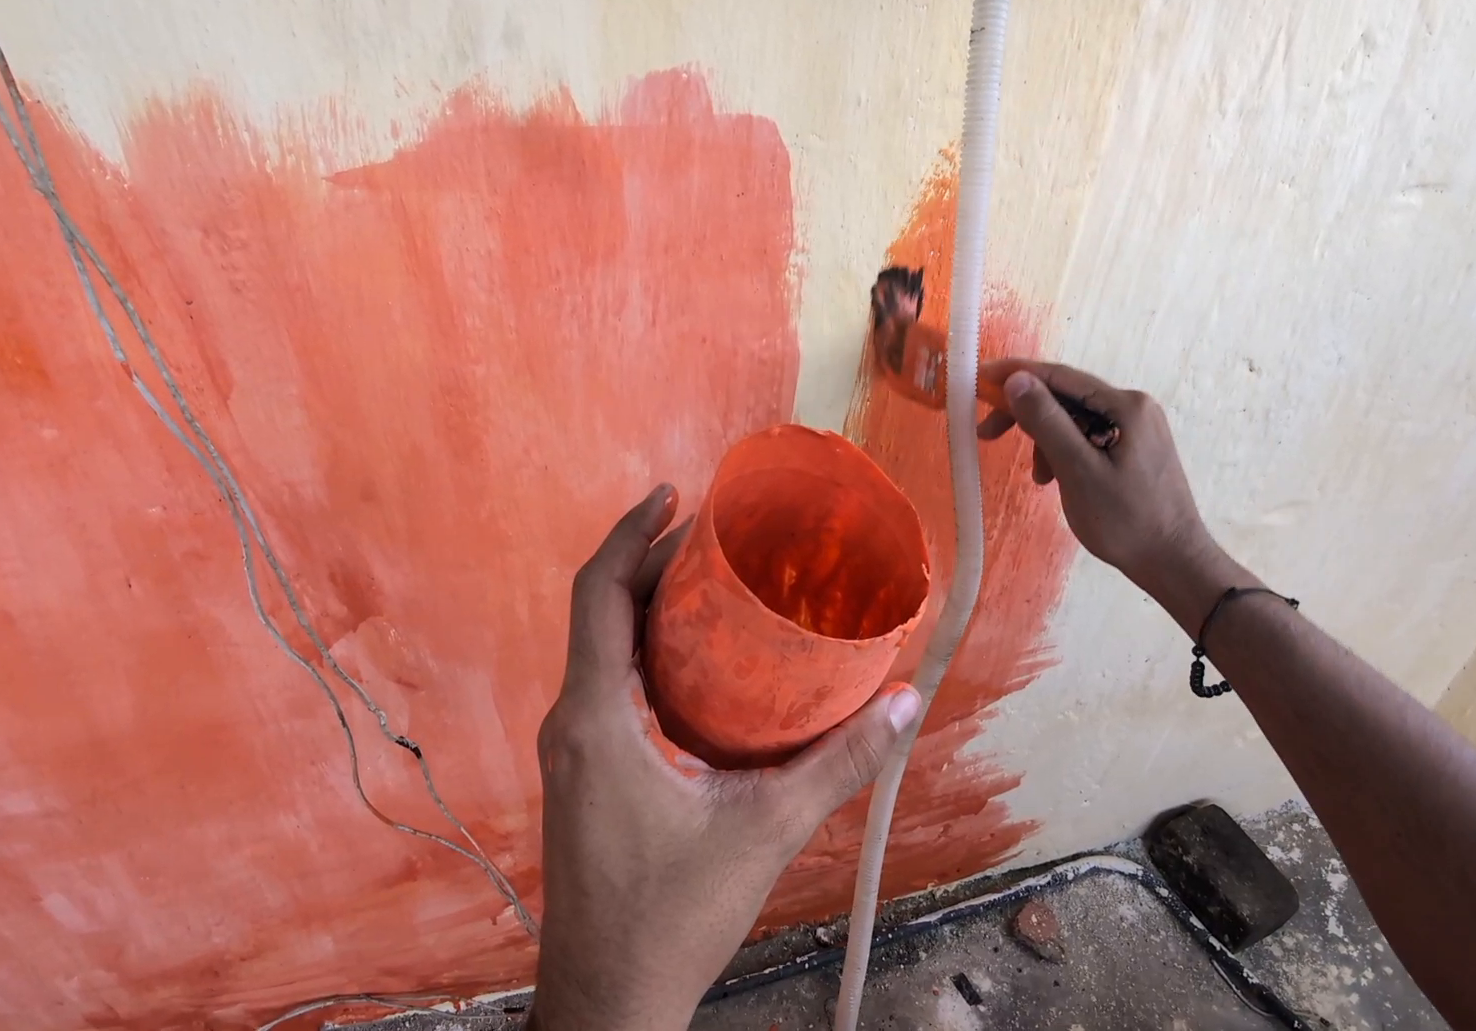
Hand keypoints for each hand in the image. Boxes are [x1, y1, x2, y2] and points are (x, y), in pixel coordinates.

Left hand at [529, 485, 923, 1030]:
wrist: (607, 999)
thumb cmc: (674, 914)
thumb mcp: (764, 831)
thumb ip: (838, 764)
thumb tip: (905, 701)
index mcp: (595, 716)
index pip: (598, 594)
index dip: (632, 534)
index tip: (674, 494)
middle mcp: (570, 719)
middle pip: (600, 611)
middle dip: (649, 561)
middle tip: (715, 533)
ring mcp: (571, 746)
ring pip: (601, 646)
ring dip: (646, 603)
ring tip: (711, 579)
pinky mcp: (584, 768)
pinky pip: (606, 680)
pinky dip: (643, 647)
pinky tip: (695, 656)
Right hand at [977, 360, 1221, 588]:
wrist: (1172, 561)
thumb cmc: (1124, 519)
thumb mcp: (1077, 469)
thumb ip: (1046, 421)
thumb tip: (1016, 379)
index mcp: (1124, 405)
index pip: (1059, 377)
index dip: (1015, 375)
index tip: (978, 382)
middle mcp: (1133, 406)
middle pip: (1066, 397)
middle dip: (1025, 413)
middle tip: (986, 434)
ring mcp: (1136, 427)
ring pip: (1073, 419)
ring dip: (1044, 439)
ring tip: (1037, 477)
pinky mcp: (1133, 448)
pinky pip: (1086, 437)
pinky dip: (1062, 452)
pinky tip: (1055, 478)